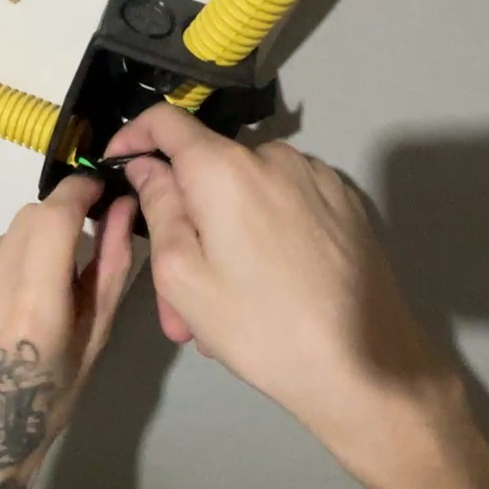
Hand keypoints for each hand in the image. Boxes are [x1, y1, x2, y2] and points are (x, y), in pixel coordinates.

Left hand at [0, 175, 138, 488]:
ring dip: (18, 257)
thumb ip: (110, 265)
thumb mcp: (94, 336)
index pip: (53, 217)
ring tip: (19, 304)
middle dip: (53, 225)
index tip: (94, 188)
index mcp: (33, 310)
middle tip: (62, 262)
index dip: (77, 192)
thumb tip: (121, 204)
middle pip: (26, 221)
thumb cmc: (50, 393)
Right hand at [105, 103, 466, 488]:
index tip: (119, 163)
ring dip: (222, 238)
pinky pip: (281, 204)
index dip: (133, 136)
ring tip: (225, 305)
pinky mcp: (344, 202)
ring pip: (244, 194)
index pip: (166, 121)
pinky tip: (268, 289)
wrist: (368, 367)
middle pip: (207, 172)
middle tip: (176, 299)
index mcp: (226, 168)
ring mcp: (316, 177)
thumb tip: (148, 165)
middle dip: (183, 224)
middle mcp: (273, 156)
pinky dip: (260, 235)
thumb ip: (158, 206)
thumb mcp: (182, 274)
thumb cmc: (260, 326)